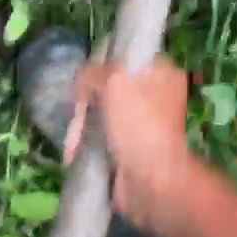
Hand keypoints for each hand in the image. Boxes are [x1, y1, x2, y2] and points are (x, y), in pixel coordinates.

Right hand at [65, 58, 198, 226]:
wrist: (151, 181)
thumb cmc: (139, 121)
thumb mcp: (114, 80)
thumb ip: (94, 71)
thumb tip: (83, 79)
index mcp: (163, 73)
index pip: (131, 55)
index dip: (106, 60)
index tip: (88, 72)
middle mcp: (156, 96)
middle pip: (112, 85)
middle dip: (89, 98)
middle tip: (77, 109)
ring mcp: (143, 124)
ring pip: (104, 113)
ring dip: (84, 124)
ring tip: (73, 137)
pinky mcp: (130, 149)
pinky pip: (103, 138)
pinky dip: (87, 144)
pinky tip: (74, 150)